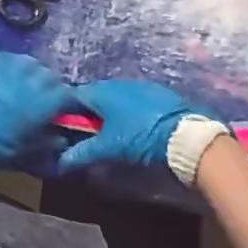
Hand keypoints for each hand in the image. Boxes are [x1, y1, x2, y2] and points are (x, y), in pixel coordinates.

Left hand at [0, 53, 72, 175]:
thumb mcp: (30, 150)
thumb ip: (51, 140)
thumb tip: (62, 136)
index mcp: (46, 102)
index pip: (67, 94)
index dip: (63, 103)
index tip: (57, 110)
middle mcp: (33, 80)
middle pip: (50, 77)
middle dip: (47, 87)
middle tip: (37, 98)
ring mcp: (12, 67)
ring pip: (32, 65)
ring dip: (30, 74)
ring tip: (21, 86)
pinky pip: (12, 59)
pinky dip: (13, 67)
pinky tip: (7, 78)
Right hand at [58, 80, 207, 171]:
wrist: (188, 136)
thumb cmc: (140, 138)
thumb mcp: (107, 149)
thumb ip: (81, 154)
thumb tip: (59, 164)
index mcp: (101, 91)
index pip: (71, 96)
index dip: (65, 113)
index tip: (65, 129)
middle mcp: (118, 83)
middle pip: (94, 97)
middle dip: (88, 113)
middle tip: (87, 134)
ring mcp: (140, 86)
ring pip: (115, 98)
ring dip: (109, 112)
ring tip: (111, 132)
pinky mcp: (159, 93)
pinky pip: (134, 100)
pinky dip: (129, 112)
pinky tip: (134, 127)